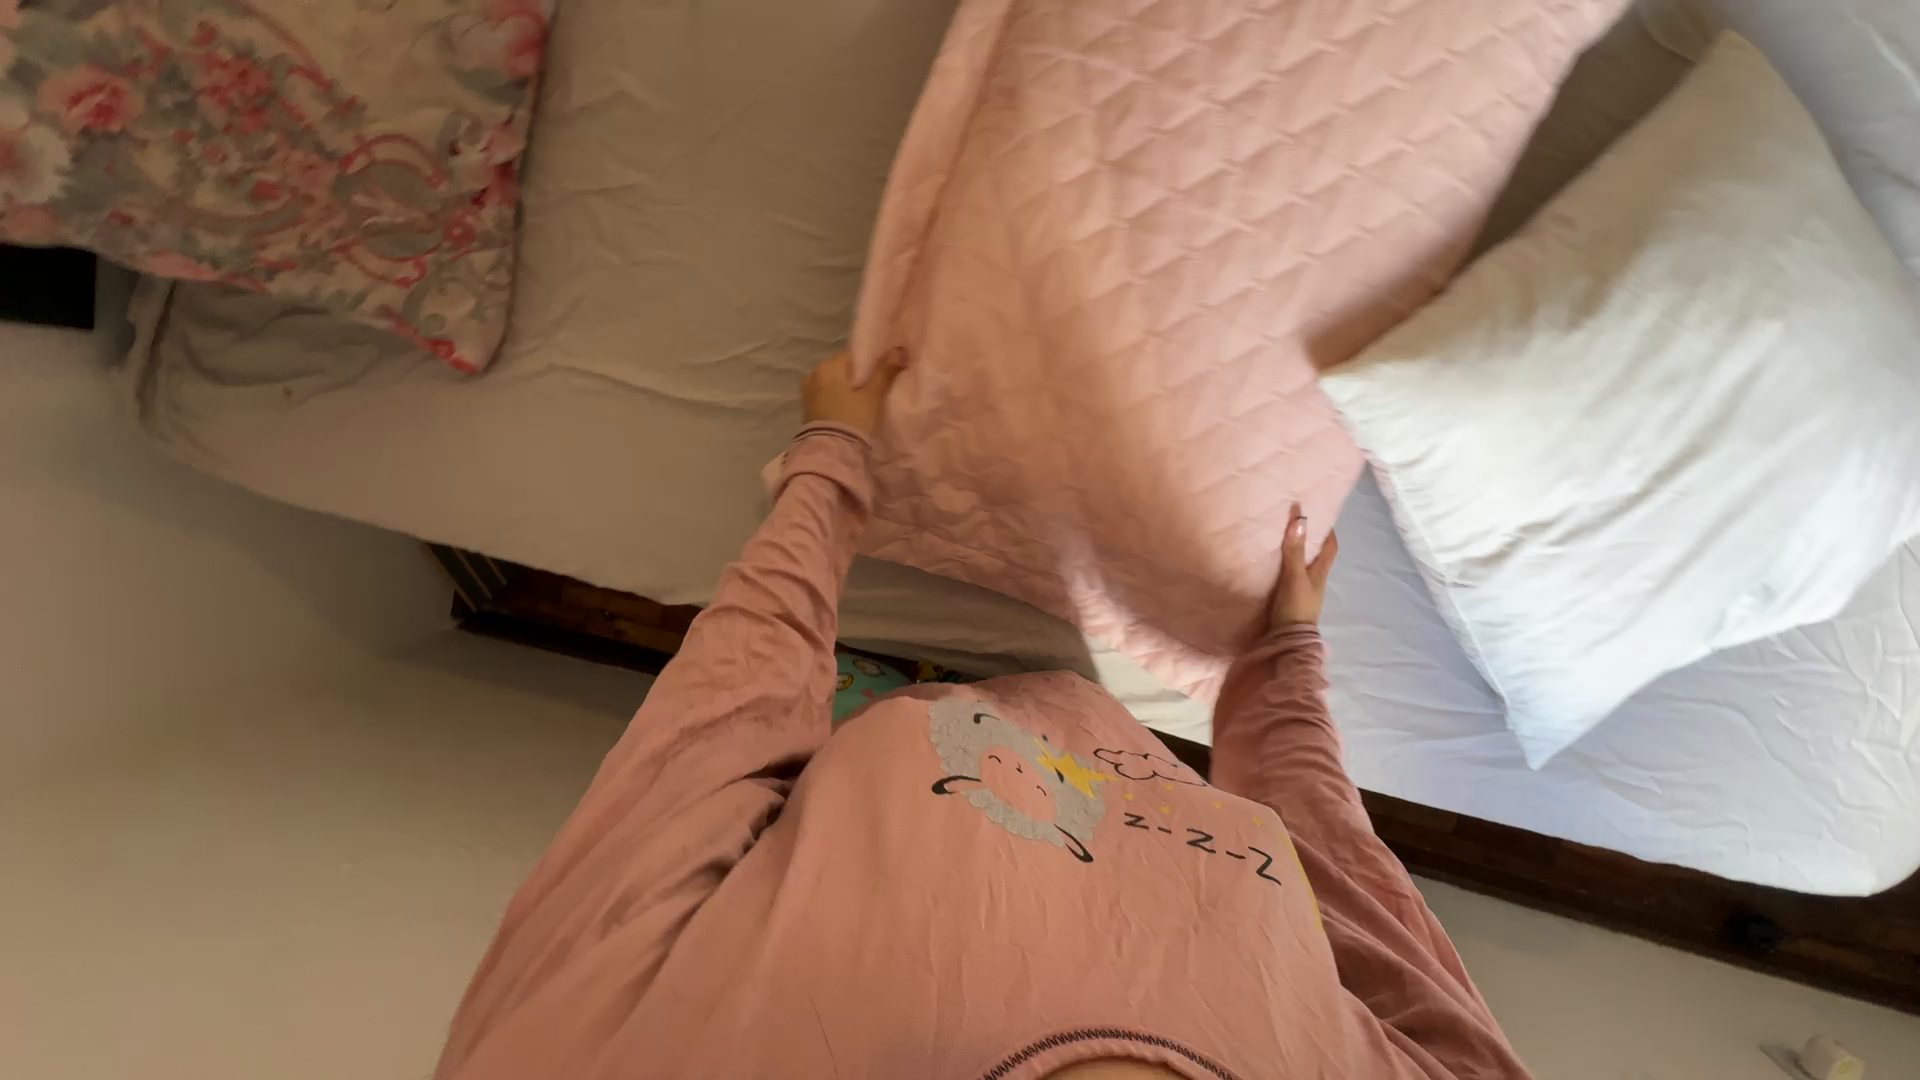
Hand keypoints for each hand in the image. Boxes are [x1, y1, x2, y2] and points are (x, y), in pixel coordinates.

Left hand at [802, 349, 905, 435]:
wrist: (830, 452)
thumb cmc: (852, 419)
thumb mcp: (872, 396)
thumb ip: (885, 372)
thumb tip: (899, 350)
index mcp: (829, 366)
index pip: (853, 355)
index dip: (870, 363)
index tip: (882, 373)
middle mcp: (814, 374)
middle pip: (842, 369)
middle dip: (857, 376)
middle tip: (874, 388)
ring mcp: (808, 391)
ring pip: (833, 383)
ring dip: (845, 388)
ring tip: (861, 401)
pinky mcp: (807, 408)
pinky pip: (825, 395)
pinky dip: (836, 398)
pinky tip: (847, 408)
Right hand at [1268, 502, 1338, 627]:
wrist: (1288, 639)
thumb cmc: (1296, 606)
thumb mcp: (1294, 576)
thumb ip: (1295, 551)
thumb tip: (1300, 519)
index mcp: (1320, 573)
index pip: (1330, 547)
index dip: (1328, 531)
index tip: (1319, 515)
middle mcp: (1314, 580)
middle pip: (1316, 555)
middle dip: (1309, 539)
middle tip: (1295, 524)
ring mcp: (1302, 590)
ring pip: (1302, 566)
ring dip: (1296, 553)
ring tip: (1280, 539)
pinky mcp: (1289, 598)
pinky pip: (1289, 576)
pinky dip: (1284, 567)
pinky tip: (1271, 564)